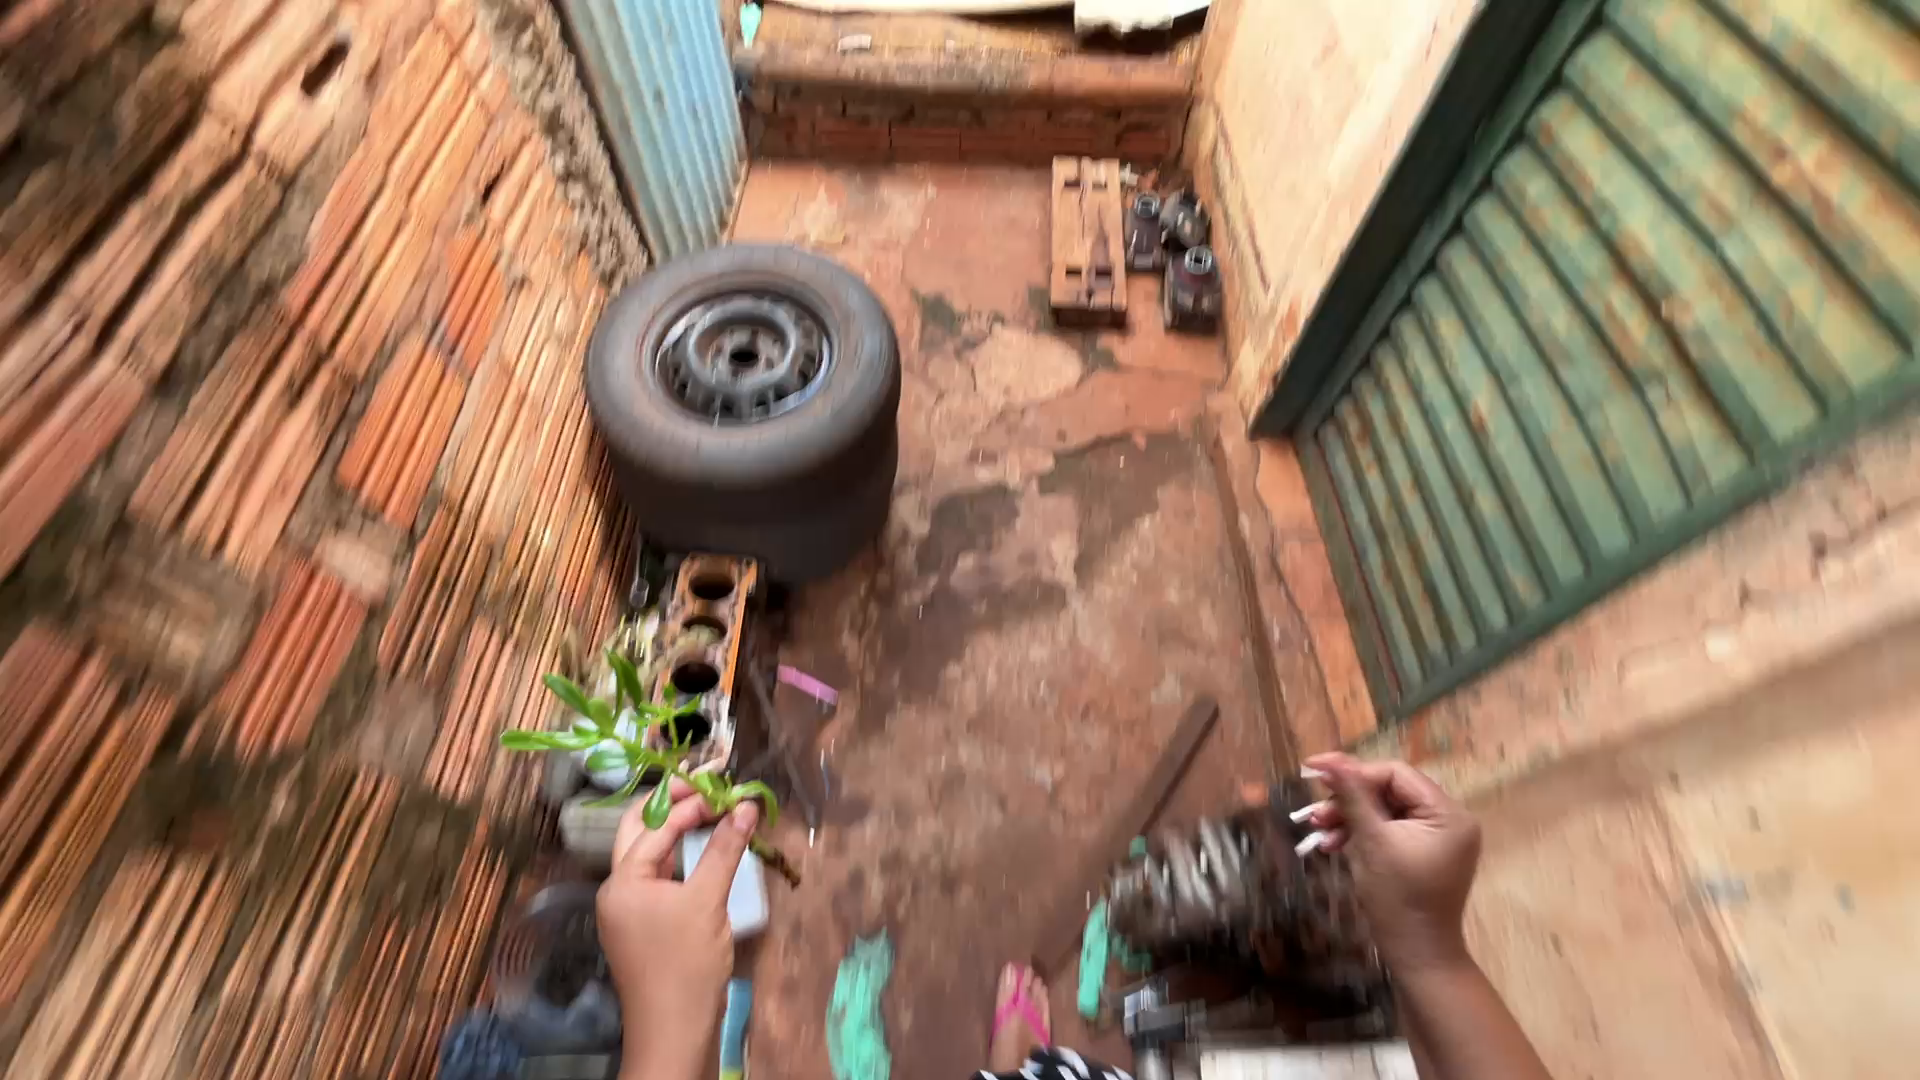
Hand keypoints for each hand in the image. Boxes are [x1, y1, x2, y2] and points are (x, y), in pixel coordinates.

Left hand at [599, 777, 759, 1079]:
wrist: (675, 1033)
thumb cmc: (685, 965)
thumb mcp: (708, 901)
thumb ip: (725, 848)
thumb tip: (747, 805)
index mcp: (622, 881)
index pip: (657, 824)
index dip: (693, 802)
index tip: (730, 790)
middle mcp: (618, 889)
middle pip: (639, 829)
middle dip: (673, 803)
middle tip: (709, 785)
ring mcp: (631, 907)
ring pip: (651, 850)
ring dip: (679, 826)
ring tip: (714, 807)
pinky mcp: (647, 922)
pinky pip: (662, 872)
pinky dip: (683, 852)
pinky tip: (708, 846)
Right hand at [1304, 753, 1480, 975]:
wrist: (1416, 953)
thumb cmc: (1398, 897)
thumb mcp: (1371, 840)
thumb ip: (1352, 795)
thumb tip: (1329, 760)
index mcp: (1447, 814)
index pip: (1394, 774)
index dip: (1352, 770)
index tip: (1314, 771)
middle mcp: (1447, 819)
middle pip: (1386, 789)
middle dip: (1347, 799)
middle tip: (1314, 811)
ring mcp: (1434, 835)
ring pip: (1381, 808)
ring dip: (1347, 816)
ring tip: (1318, 829)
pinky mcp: (1420, 848)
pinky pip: (1385, 826)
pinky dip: (1359, 832)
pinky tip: (1332, 843)